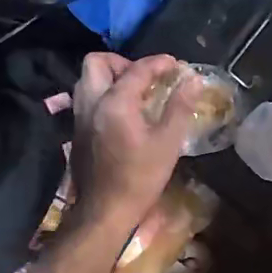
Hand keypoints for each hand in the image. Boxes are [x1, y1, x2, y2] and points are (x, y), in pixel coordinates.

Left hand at [71, 52, 196, 231]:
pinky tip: (124, 113)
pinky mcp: (77, 131)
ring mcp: (80, 117)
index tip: (177, 66)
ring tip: (136, 93)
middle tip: (146, 78)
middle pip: (98, 62)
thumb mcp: (168, 143)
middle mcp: (91, 102)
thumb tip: (194, 80)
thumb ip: (180, 107)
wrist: (105, 210)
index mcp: (115, 102)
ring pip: (88, 80)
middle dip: (123, 62)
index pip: (137, 69)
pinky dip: (104, 94)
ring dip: (111, 78)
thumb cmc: (140, 178)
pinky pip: (87, 98)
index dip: (159, 63)